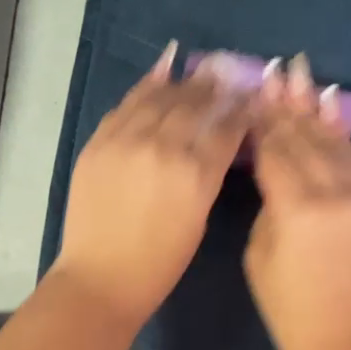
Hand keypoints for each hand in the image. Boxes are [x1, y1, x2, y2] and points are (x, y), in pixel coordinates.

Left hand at [55, 43, 252, 320]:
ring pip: (160, 96)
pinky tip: (163, 71)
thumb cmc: (159, 266)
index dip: (241, 109)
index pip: (226, 127)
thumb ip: (207, 177)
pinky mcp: (99, 143)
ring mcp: (126, 140)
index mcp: (195, 174)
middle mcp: (163, 146)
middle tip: (227, 75)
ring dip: (183, 82)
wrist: (101, 279)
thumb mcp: (198, 222)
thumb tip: (215, 146)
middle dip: (214, 88)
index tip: (251, 98)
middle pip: (194, 103)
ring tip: (199, 72)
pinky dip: (148, 86)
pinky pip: (127, 104)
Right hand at [244, 55, 350, 349]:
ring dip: (315, 108)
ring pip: (335, 142)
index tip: (249, 90)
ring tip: (301, 74)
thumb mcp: (259, 249)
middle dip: (288, 103)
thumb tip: (273, 165)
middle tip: (276, 68)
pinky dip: (340, 134)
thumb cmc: (283, 302)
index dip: (261, 119)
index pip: (276, 149)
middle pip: (306, 138)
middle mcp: (334, 194)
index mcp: (298, 208)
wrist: (334, 334)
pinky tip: (329, 108)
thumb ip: (268, 200)